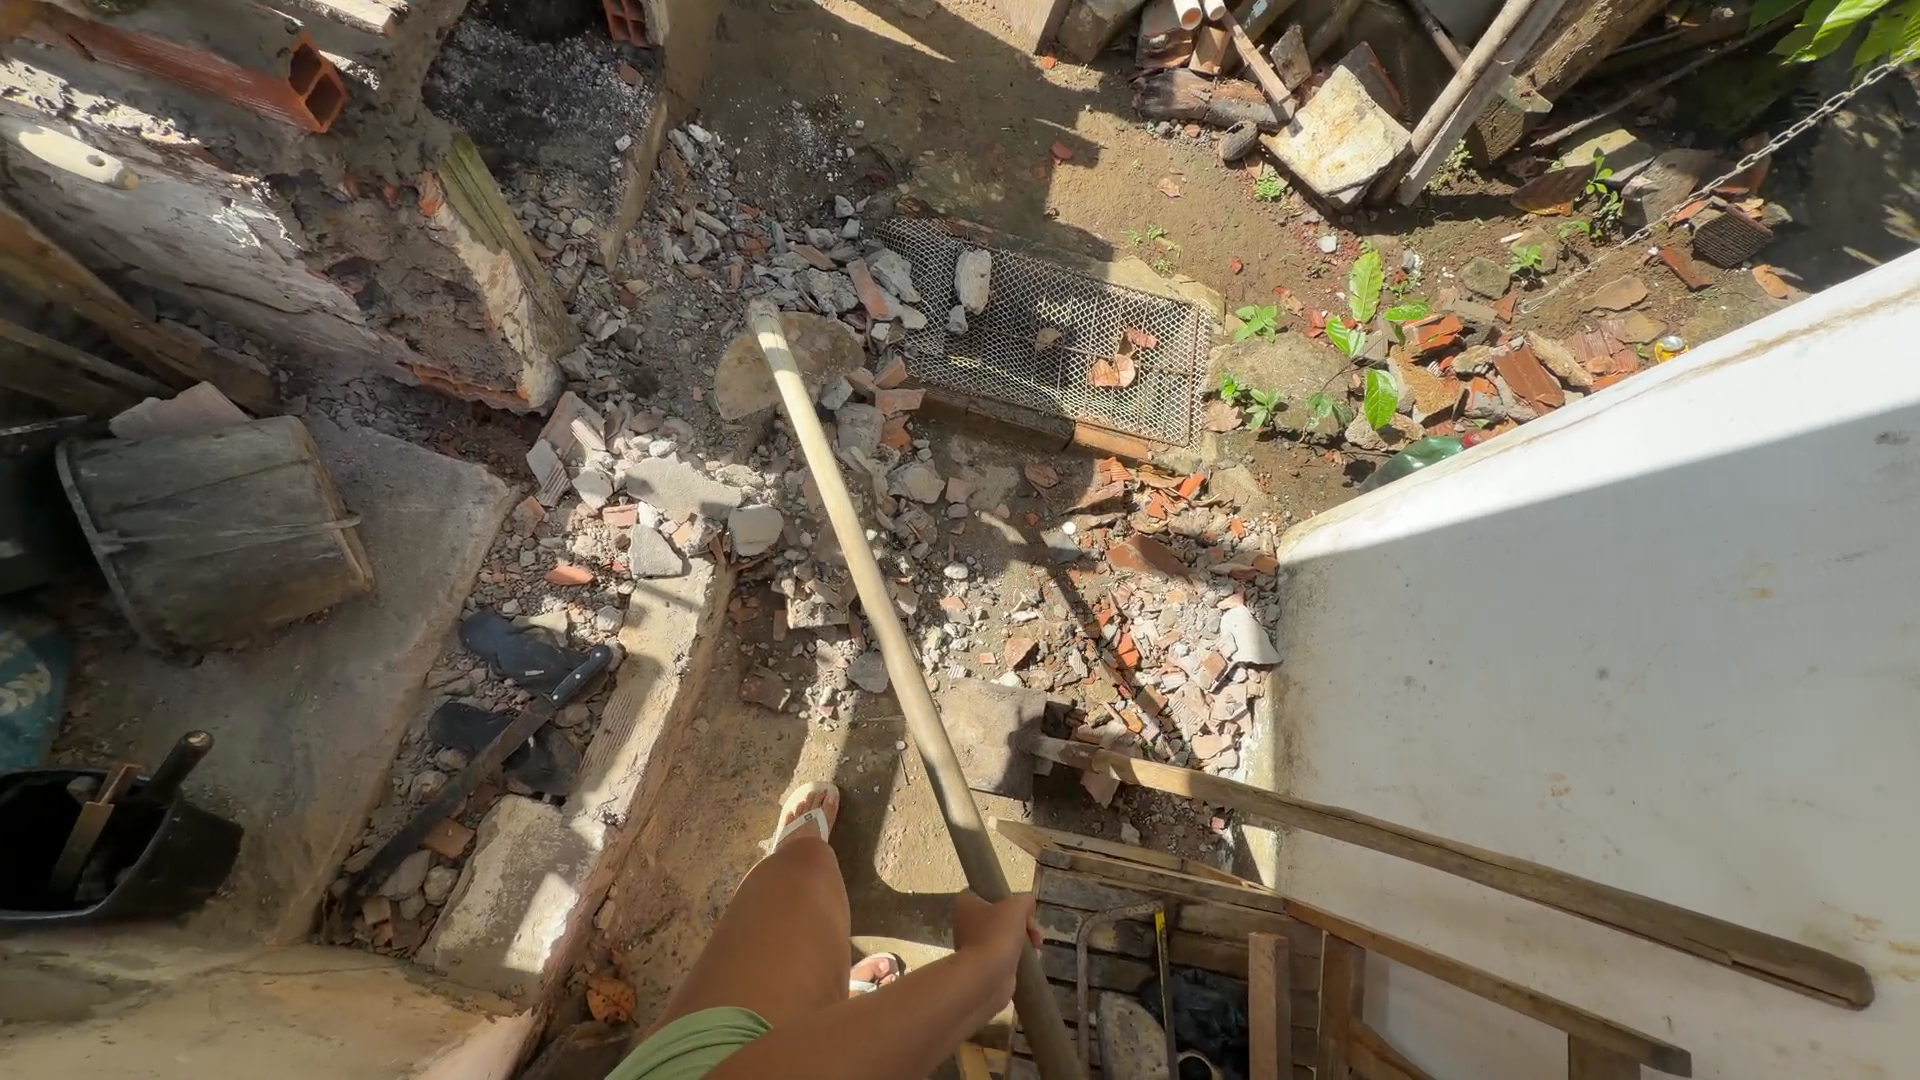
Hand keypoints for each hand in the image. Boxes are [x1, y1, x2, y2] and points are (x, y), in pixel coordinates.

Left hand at [952, 892, 1039, 1004]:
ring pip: (1004, 935)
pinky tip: (1031, 959)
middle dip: (1021, 922)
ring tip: (1036, 946)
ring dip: (1022, 939)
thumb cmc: (997, 934)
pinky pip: (1004, 955)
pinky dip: (1017, 956)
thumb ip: (1025, 900)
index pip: (990, 893)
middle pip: (1000, 916)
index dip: (1009, 898)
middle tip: (1033, 930)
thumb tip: (1028, 905)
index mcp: (966, 903)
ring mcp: (974, 946)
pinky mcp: (984, 965)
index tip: (1023, 909)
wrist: (987, 977)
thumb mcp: (1016, 906)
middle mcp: (966, 923)